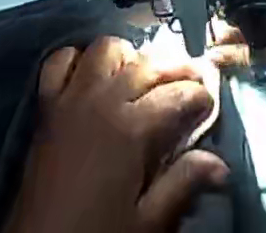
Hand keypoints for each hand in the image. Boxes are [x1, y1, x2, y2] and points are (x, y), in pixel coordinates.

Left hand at [2, 37, 229, 232]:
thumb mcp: (147, 224)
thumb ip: (181, 185)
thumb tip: (219, 164)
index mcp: (132, 128)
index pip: (176, 95)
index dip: (199, 95)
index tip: (210, 101)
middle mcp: (103, 99)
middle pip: (146, 65)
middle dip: (173, 68)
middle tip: (189, 79)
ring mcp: (72, 96)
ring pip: (105, 49)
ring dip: (127, 56)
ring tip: (140, 75)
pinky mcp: (47, 103)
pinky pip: (60, 60)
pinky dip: (77, 58)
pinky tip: (90, 73)